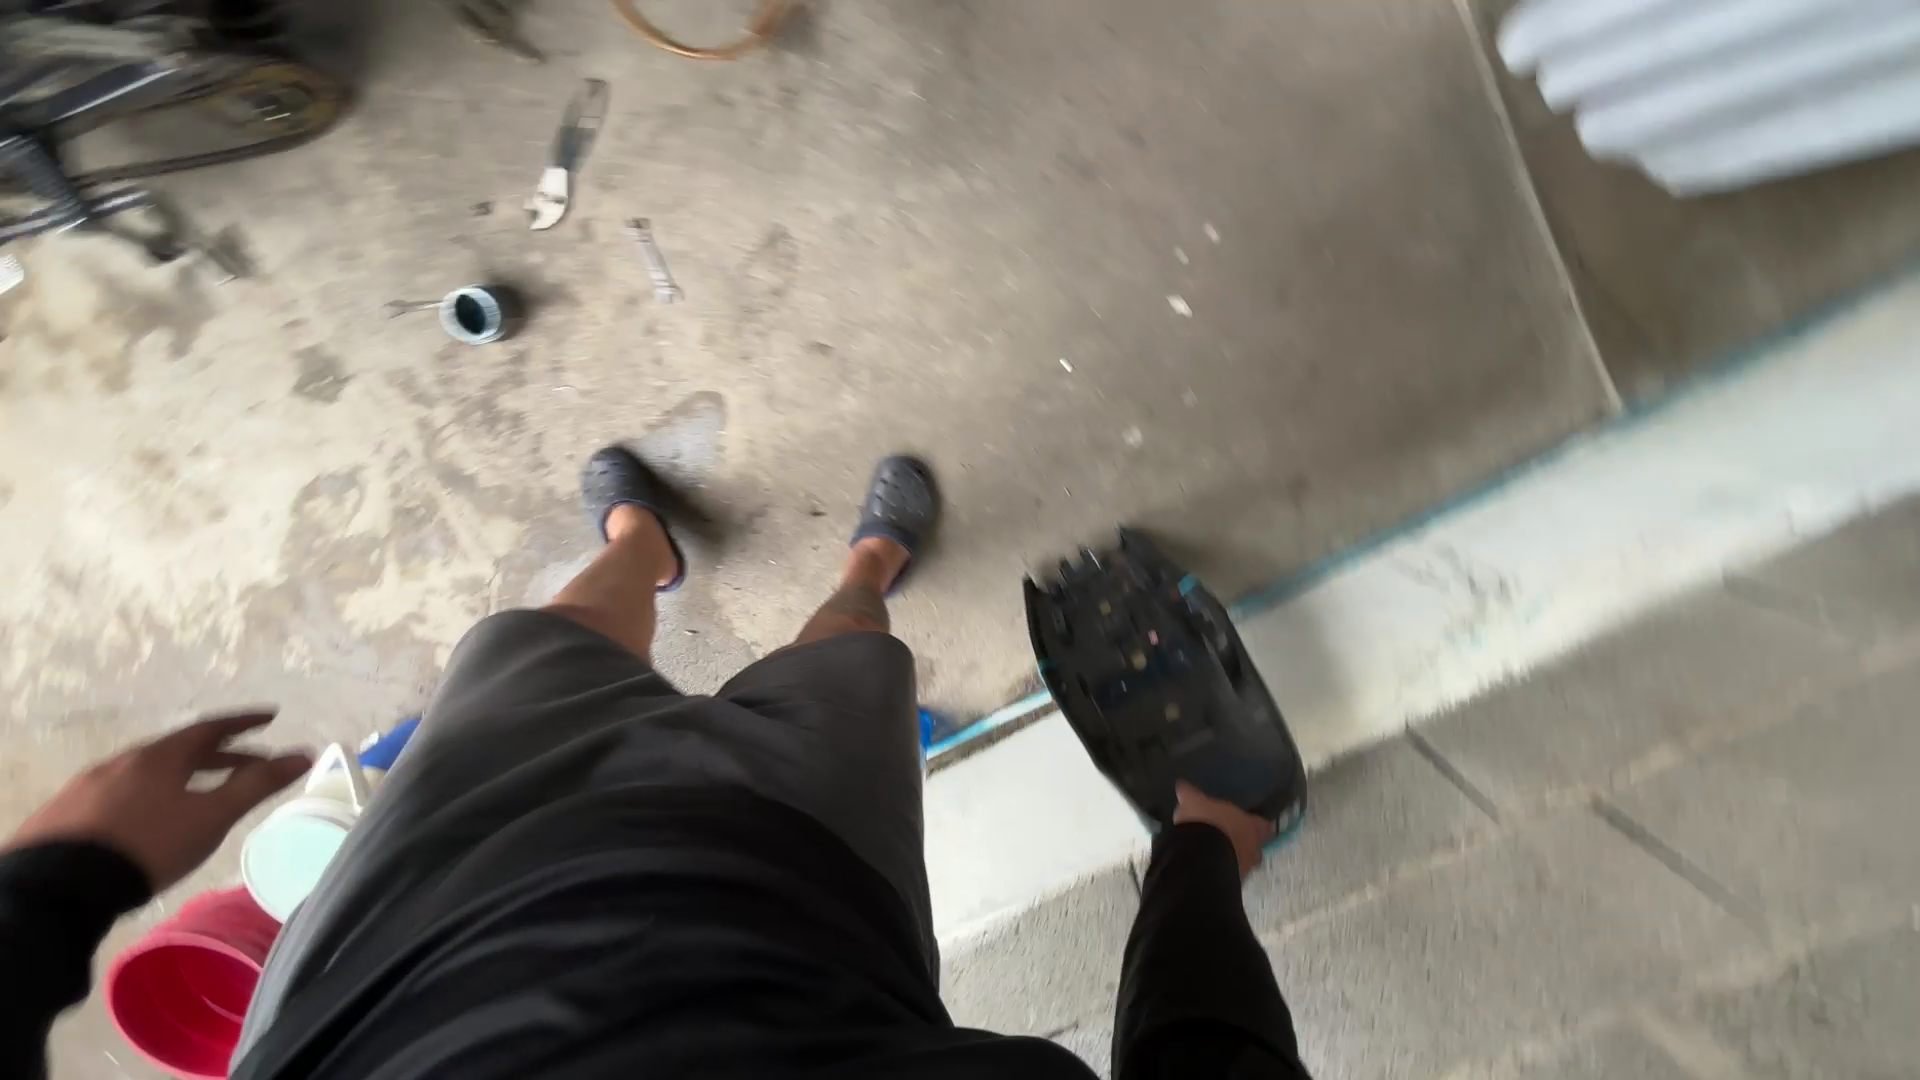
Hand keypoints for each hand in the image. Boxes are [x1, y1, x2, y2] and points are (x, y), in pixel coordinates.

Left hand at [4, 712, 311, 892]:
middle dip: (219, 753)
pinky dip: (149, 792)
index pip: (210, 728)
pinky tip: (151, 815)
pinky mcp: (59, 817)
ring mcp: (83, 789)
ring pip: (145, 772)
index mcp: (159, 757)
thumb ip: (260, 783)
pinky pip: (117, 792)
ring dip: (182, 774)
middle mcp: (120, 764)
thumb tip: (305, 755)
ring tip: (201, 791)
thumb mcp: (214, 816)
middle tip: (249, 762)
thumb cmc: (149, 845)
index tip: (271, 717)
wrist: (51, 893)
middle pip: (178, 749)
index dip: (244, 722)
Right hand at [1173, 781, 1276, 878]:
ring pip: (1244, 861)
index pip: (1263, 825)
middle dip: (1245, 842)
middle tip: (1230, 837)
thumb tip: (1181, 785)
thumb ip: (1190, 793)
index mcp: (1250, 825)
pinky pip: (1230, 873)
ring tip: (1216, 852)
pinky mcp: (1232, 882)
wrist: (1200, 856)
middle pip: (1255, 846)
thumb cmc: (1205, 822)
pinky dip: (1223, 869)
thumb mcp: (1193, 801)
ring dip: (1233, 857)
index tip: (1250, 822)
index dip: (1257, 824)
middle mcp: (1253, 847)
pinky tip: (1209, 864)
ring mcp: (1245, 868)